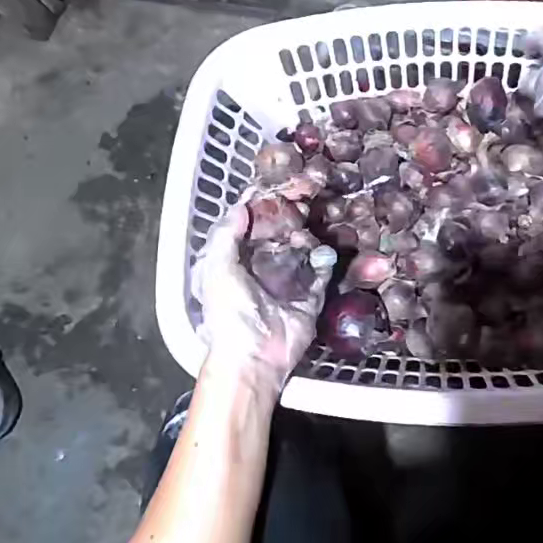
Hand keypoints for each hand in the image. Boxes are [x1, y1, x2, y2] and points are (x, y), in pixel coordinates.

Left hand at [190, 196, 331, 392]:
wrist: (254, 356)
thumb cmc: (229, 313)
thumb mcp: (217, 269)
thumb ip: (226, 236)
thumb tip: (241, 206)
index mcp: (238, 261)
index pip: (252, 227)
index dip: (264, 207)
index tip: (280, 186)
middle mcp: (265, 267)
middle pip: (282, 234)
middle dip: (293, 217)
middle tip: (306, 198)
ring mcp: (290, 281)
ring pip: (305, 248)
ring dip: (309, 235)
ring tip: (313, 224)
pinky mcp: (311, 296)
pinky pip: (322, 271)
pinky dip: (325, 258)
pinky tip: (324, 248)